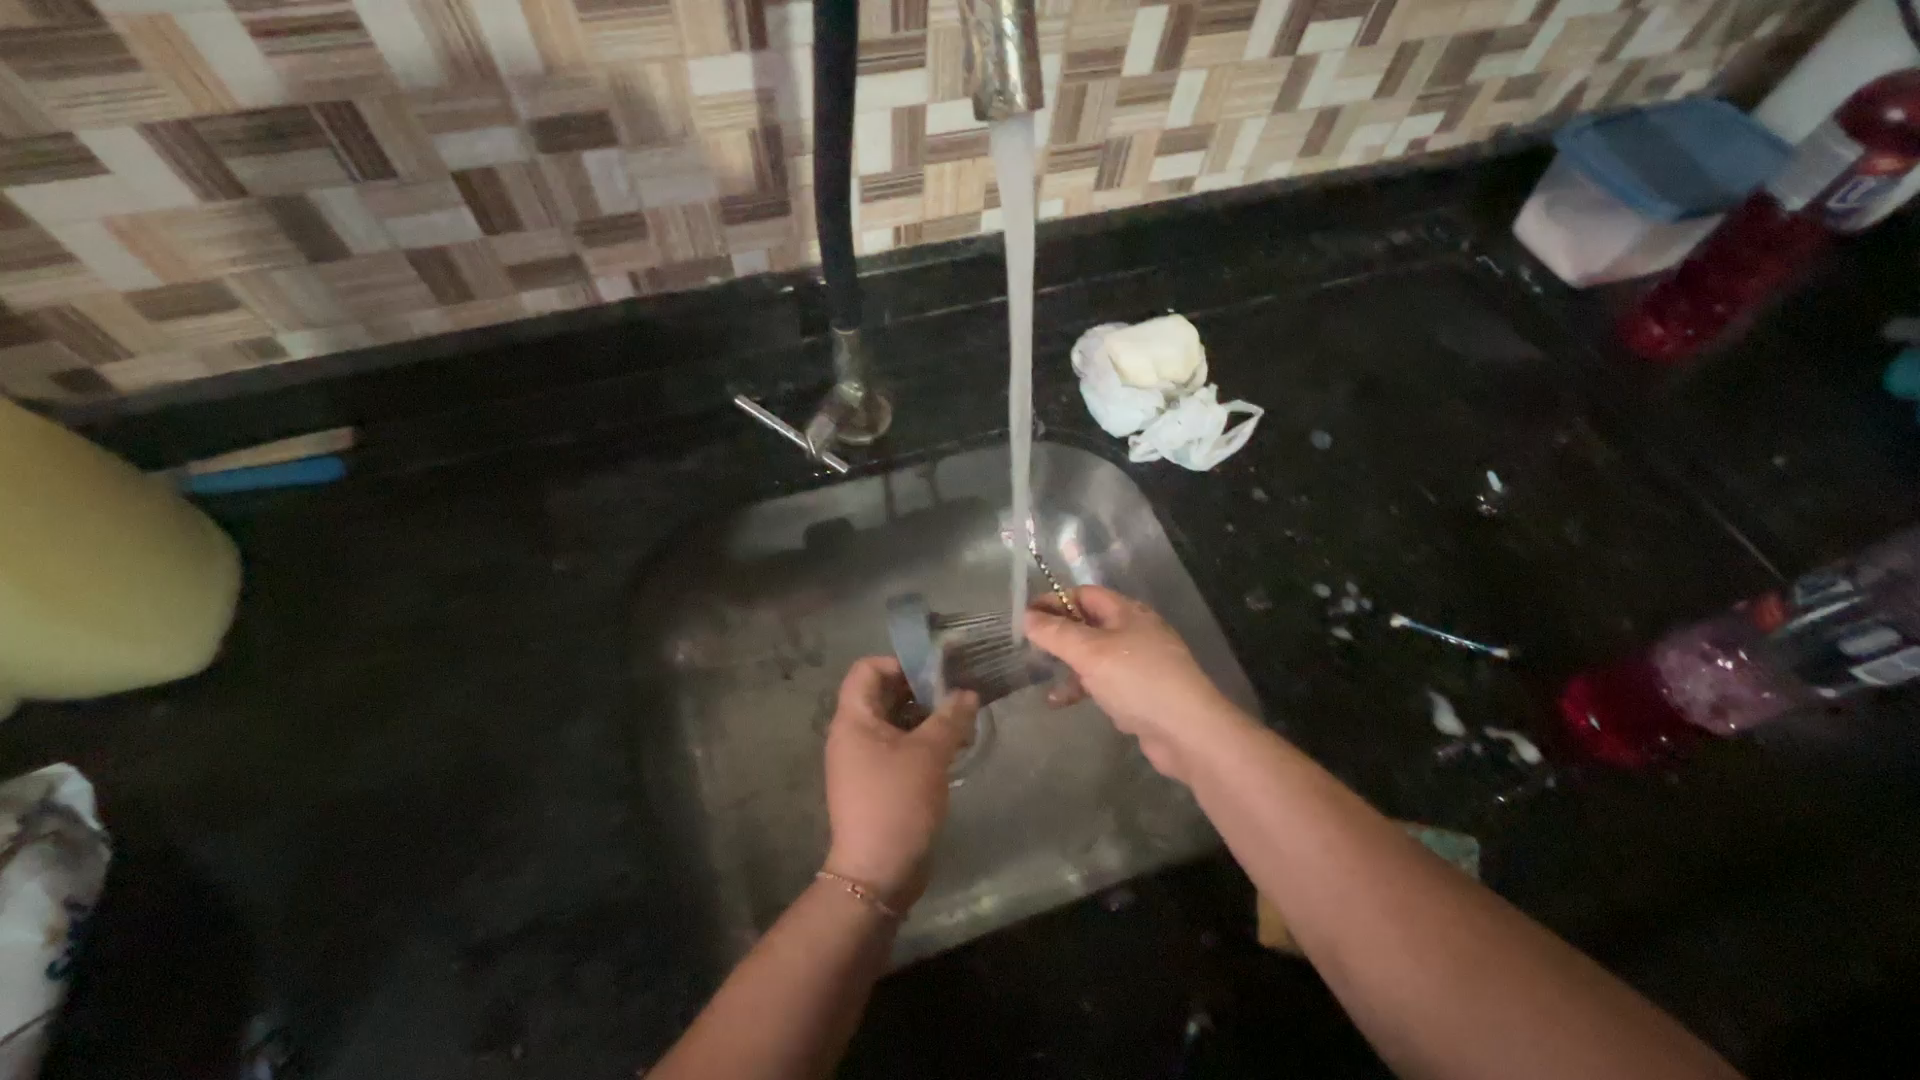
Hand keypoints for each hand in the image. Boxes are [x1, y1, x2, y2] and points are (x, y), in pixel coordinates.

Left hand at [822, 656, 977, 909]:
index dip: (900, 663)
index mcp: (853, 720)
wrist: (878, 872)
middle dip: (921, 690)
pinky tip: (954, 748)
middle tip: (959, 693)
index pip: (867, 669)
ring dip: (927, 718)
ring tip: (963, 721)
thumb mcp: (929, 754)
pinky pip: (899, 749)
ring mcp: (863, 761)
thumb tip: (967, 693)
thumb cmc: (897, 802)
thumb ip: (950, 717)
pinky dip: (924, 742)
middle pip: (883, 695)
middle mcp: (852, 735)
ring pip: (895, 723)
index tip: (936, 672)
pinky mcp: (878, 783)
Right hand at [1026, 586, 1255, 783]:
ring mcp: (1139, 663)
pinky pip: (1103, 682)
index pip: (1085, 594)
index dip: (1054, 601)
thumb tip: (1027, 616)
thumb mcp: (1091, 653)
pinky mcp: (1140, 693)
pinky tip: (1061, 702)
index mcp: (1128, 612)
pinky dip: (1082, 688)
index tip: (1025, 617)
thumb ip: (1057, 634)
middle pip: (1089, 623)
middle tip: (1029, 647)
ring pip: (1094, 655)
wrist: (1188, 732)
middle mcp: (1135, 632)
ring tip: (1040, 676)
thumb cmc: (1138, 681)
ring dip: (1068, 664)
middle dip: (1059, 634)